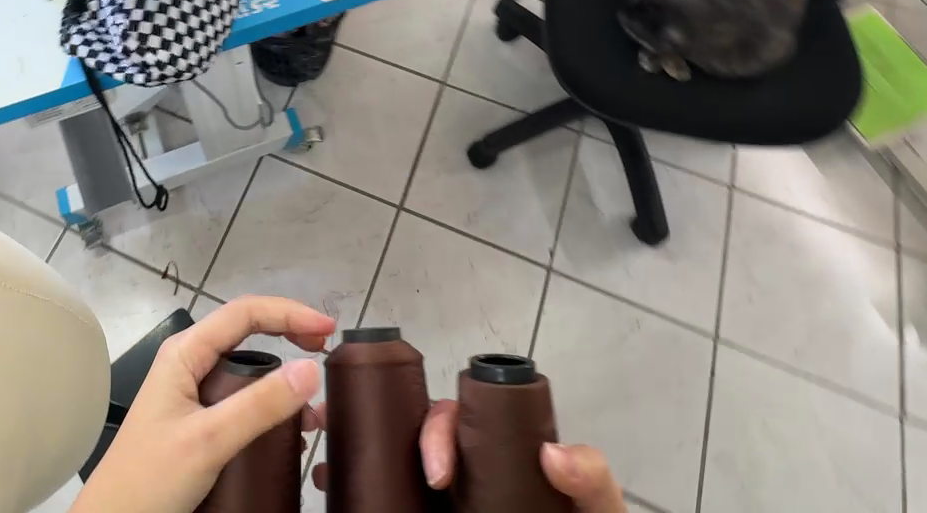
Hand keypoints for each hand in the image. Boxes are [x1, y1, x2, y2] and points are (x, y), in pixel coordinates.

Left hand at [72, 296, 333, 512]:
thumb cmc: (150, 478)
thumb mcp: (208, 441)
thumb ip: (259, 405)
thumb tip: (312, 370)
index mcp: (186, 352)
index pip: (244, 312)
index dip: (288, 312)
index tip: (327, 330)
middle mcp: (190, 362)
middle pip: (248, 333)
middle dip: (289, 335)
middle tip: (326, 351)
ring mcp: (193, 392)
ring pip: (248, 369)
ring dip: (283, 378)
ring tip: (316, 402)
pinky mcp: (198, 422)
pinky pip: (242, 401)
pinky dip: (271, 406)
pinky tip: (293, 427)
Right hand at [312, 399, 626, 511]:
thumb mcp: (599, 511)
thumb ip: (591, 479)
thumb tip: (551, 452)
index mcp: (496, 450)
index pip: (454, 422)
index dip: (436, 434)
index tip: (439, 475)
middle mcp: (465, 469)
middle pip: (409, 436)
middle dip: (373, 428)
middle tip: (345, 438)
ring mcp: (444, 501)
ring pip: (393, 466)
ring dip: (357, 457)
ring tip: (327, 469)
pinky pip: (394, 502)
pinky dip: (360, 492)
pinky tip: (335, 492)